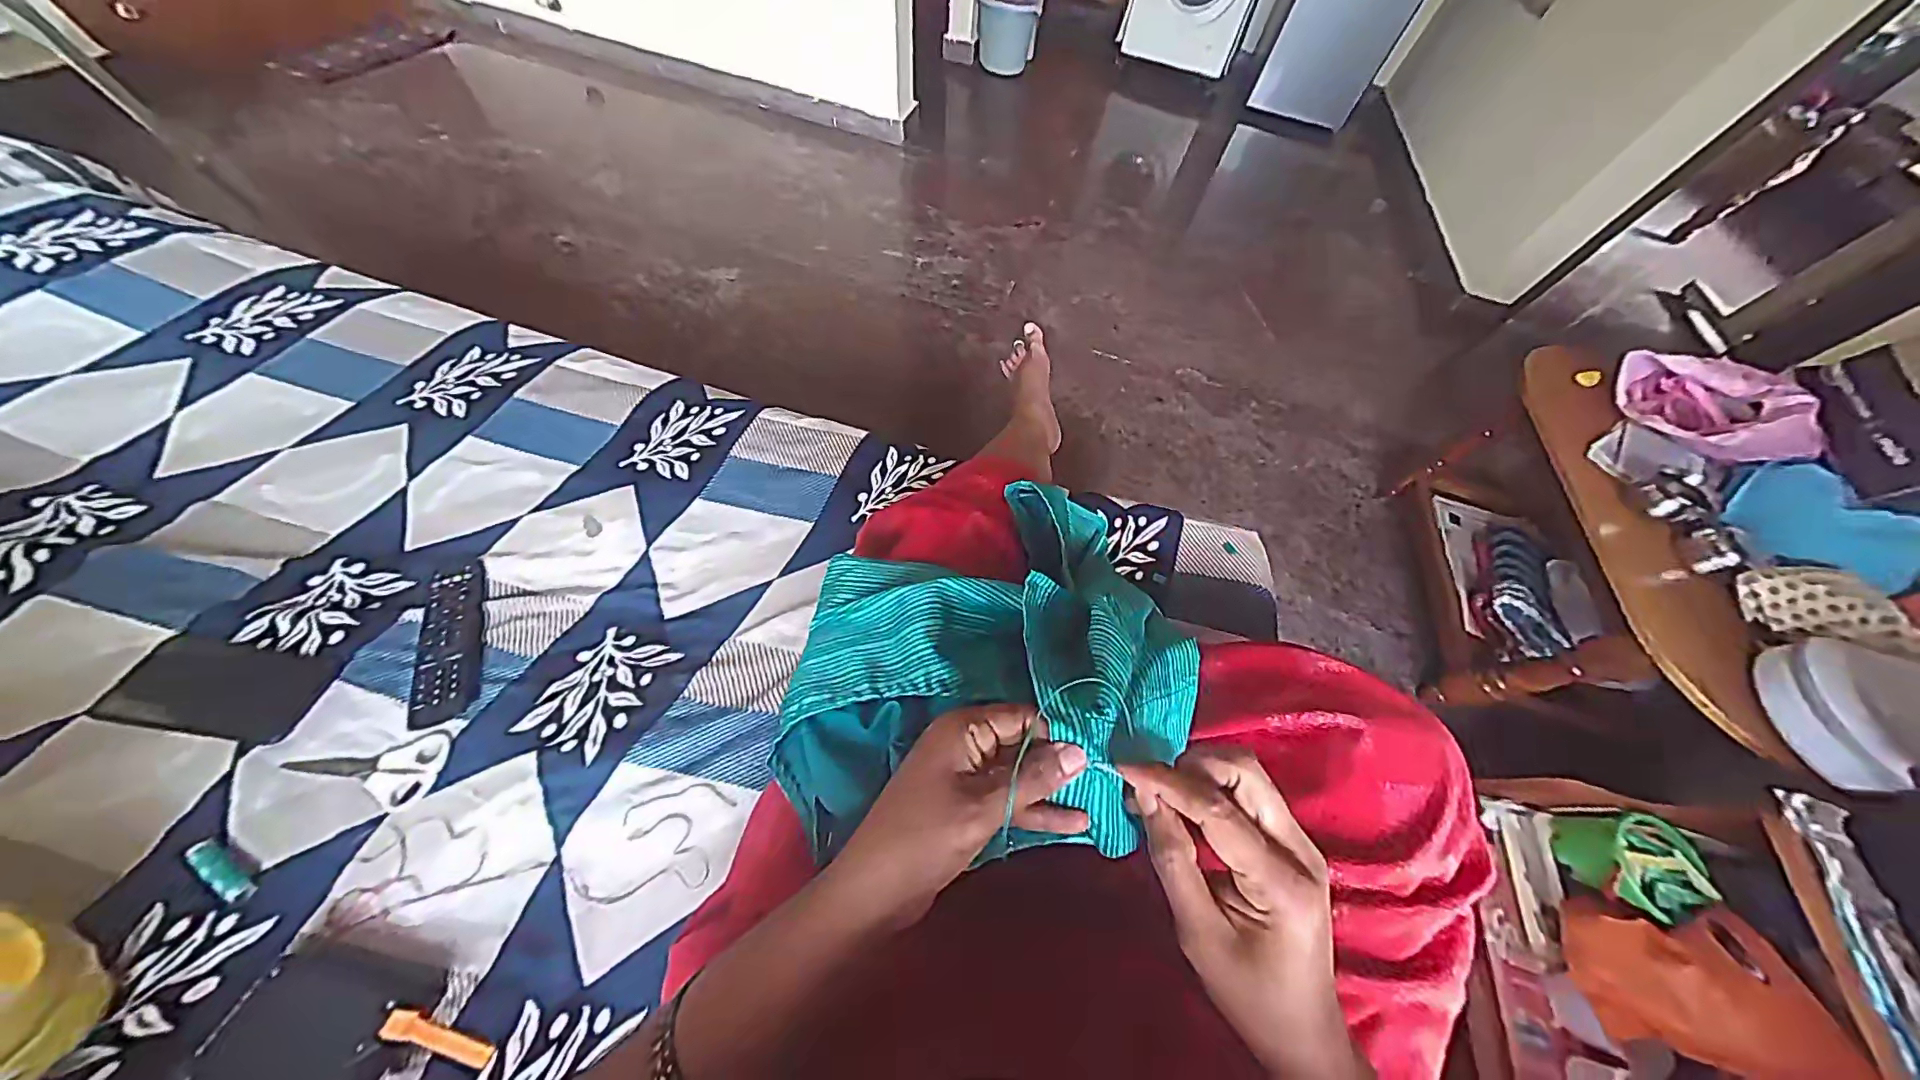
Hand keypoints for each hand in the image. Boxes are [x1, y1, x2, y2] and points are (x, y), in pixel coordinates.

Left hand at [826, 704, 1088, 928]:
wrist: (875, 891)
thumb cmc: (926, 838)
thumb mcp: (984, 806)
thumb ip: (1033, 777)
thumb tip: (1079, 750)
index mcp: (962, 729)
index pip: (1022, 717)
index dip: (1058, 731)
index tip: (1098, 748)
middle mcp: (965, 744)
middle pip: (1022, 744)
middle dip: (1060, 761)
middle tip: (1107, 776)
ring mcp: (966, 777)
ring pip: (1018, 775)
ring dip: (1052, 790)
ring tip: (1098, 801)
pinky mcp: (967, 806)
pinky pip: (1007, 799)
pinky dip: (1034, 810)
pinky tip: (1074, 823)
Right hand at [1119, 747, 1371, 1079]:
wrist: (1302, 1029)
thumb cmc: (1246, 992)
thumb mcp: (1197, 931)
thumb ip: (1171, 857)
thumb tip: (1145, 795)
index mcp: (1281, 880)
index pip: (1217, 808)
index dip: (1166, 780)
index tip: (1124, 766)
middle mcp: (1300, 849)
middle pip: (1244, 771)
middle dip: (1190, 764)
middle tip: (1148, 783)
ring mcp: (1302, 842)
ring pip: (1248, 774)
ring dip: (1200, 770)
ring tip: (1161, 791)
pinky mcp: (1293, 842)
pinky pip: (1248, 792)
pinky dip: (1210, 785)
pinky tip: (1182, 803)